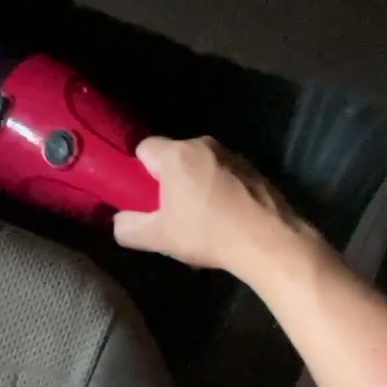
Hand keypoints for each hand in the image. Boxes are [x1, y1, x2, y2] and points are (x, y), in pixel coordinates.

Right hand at [113, 136, 321, 278]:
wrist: (267, 241)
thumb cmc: (207, 234)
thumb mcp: (158, 238)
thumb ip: (128, 228)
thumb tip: (119, 222)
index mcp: (177, 155)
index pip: (144, 147)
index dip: (139, 171)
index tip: (145, 197)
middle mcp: (204, 145)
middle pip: (174, 156)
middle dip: (168, 180)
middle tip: (171, 213)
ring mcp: (233, 155)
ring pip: (201, 165)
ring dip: (195, 185)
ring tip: (201, 220)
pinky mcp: (254, 169)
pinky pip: (225, 174)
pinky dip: (220, 190)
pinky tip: (225, 218)